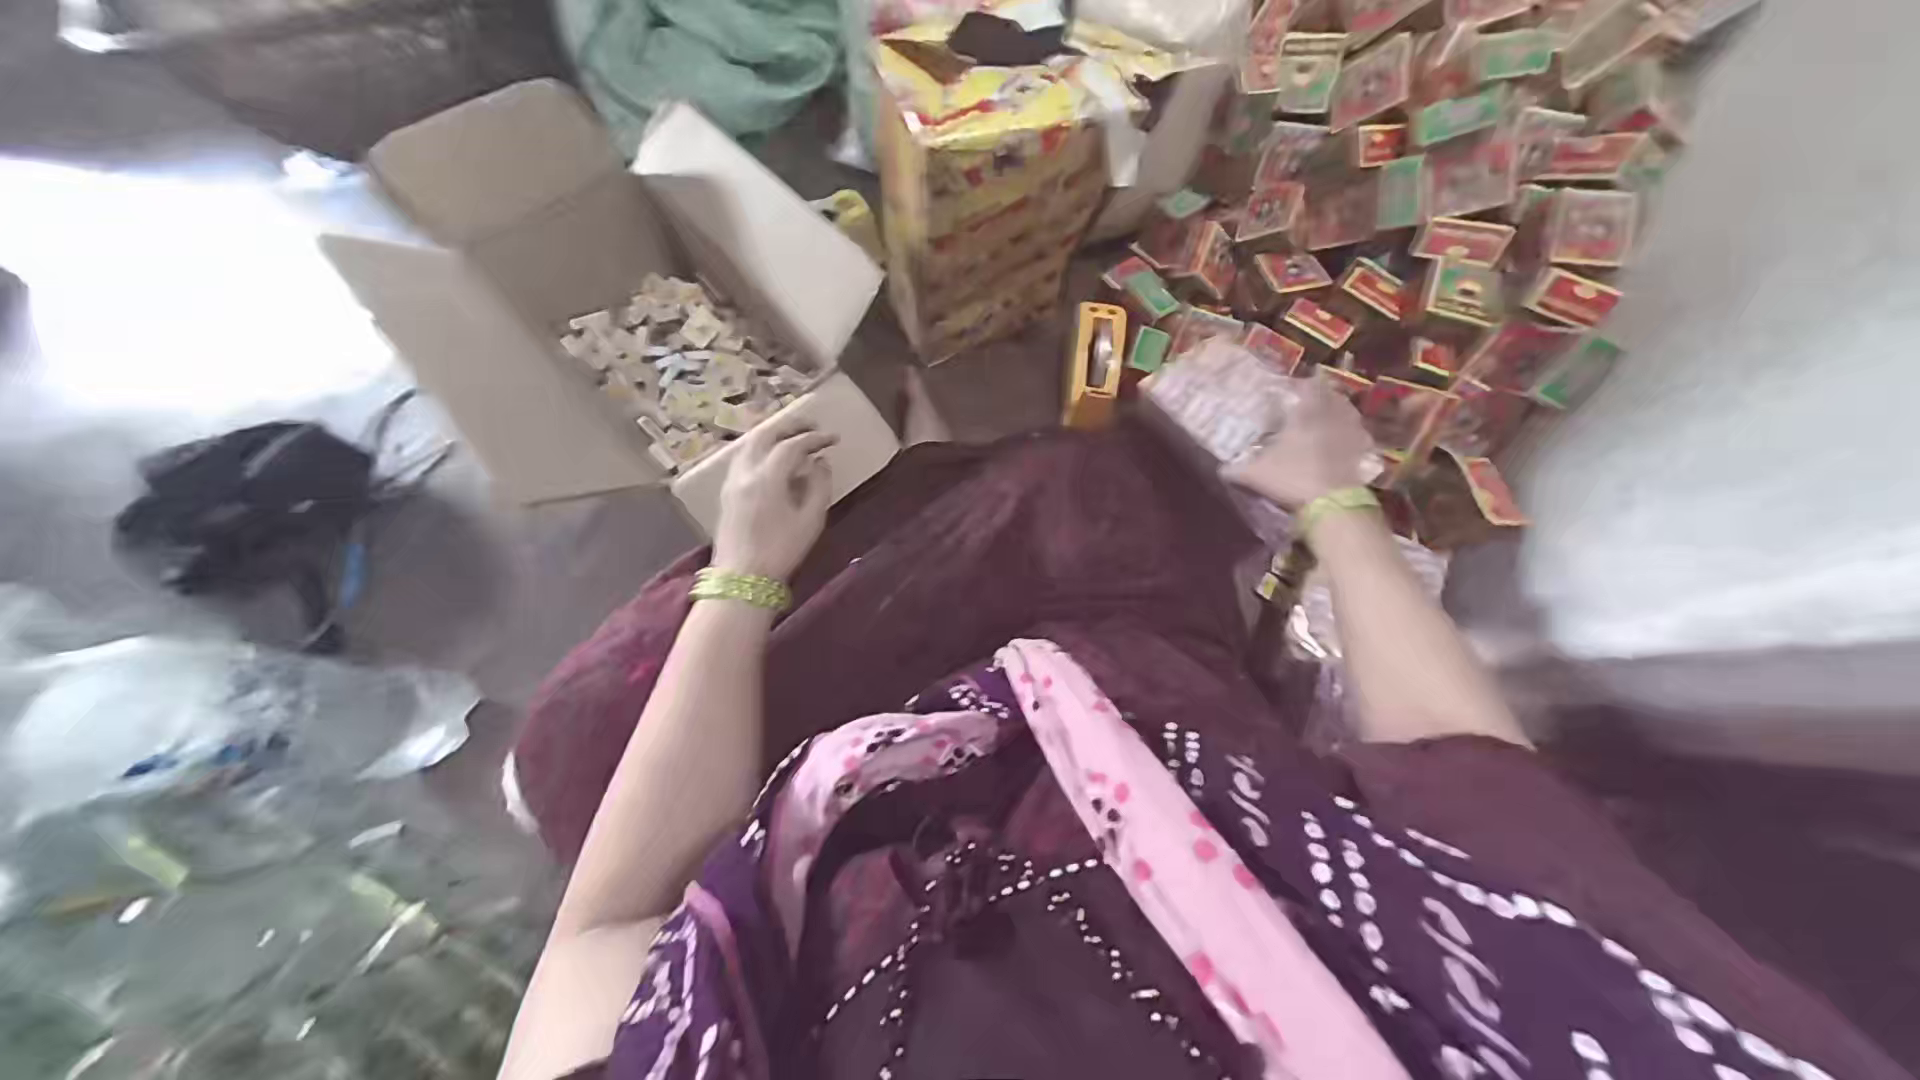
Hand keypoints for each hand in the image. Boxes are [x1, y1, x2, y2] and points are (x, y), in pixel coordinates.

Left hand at [711, 419, 836, 580]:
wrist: (742, 578)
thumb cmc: (781, 550)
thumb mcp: (811, 520)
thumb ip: (819, 486)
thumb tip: (821, 463)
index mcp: (767, 476)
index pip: (792, 445)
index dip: (814, 438)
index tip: (832, 438)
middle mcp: (746, 471)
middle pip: (765, 434)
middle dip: (790, 426)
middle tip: (812, 427)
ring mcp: (732, 480)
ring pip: (750, 443)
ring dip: (772, 434)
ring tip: (792, 438)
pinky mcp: (727, 492)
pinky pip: (743, 456)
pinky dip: (761, 448)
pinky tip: (772, 458)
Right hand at [1222, 376, 1376, 509]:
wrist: (1333, 505)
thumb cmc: (1291, 478)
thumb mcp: (1254, 474)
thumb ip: (1235, 469)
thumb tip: (1221, 468)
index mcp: (1307, 410)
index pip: (1307, 384)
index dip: (1297, 385)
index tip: (1286, 392)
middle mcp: (1333, 413)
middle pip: (1330, 394)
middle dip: (1317, 398)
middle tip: (1303, 407)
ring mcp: (1354, 430)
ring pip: (1346, 412)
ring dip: (1334, 415)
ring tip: (1320, 425)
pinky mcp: (1366, 450)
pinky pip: (1357, 434)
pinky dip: (1347, 436)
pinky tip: (1336, 446)